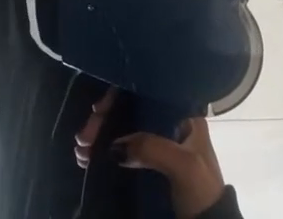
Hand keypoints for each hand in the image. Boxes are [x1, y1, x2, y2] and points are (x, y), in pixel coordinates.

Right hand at [75, 88, 226, 218]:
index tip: (98, 110)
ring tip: (81, 150)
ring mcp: (156, 146)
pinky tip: (86, 158)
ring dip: (99, 137)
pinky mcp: (147, 167)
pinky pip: (120, 152)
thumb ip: (152, 148)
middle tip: (83, 138)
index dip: (119, 97)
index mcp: (183, 115)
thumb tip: (114, 146)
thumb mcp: (183, 165)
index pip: (145, 92)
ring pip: (121, 131)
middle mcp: (168, 125)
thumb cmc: (202, 191)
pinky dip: (102, 152)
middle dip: (103, 121)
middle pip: (128, 111)